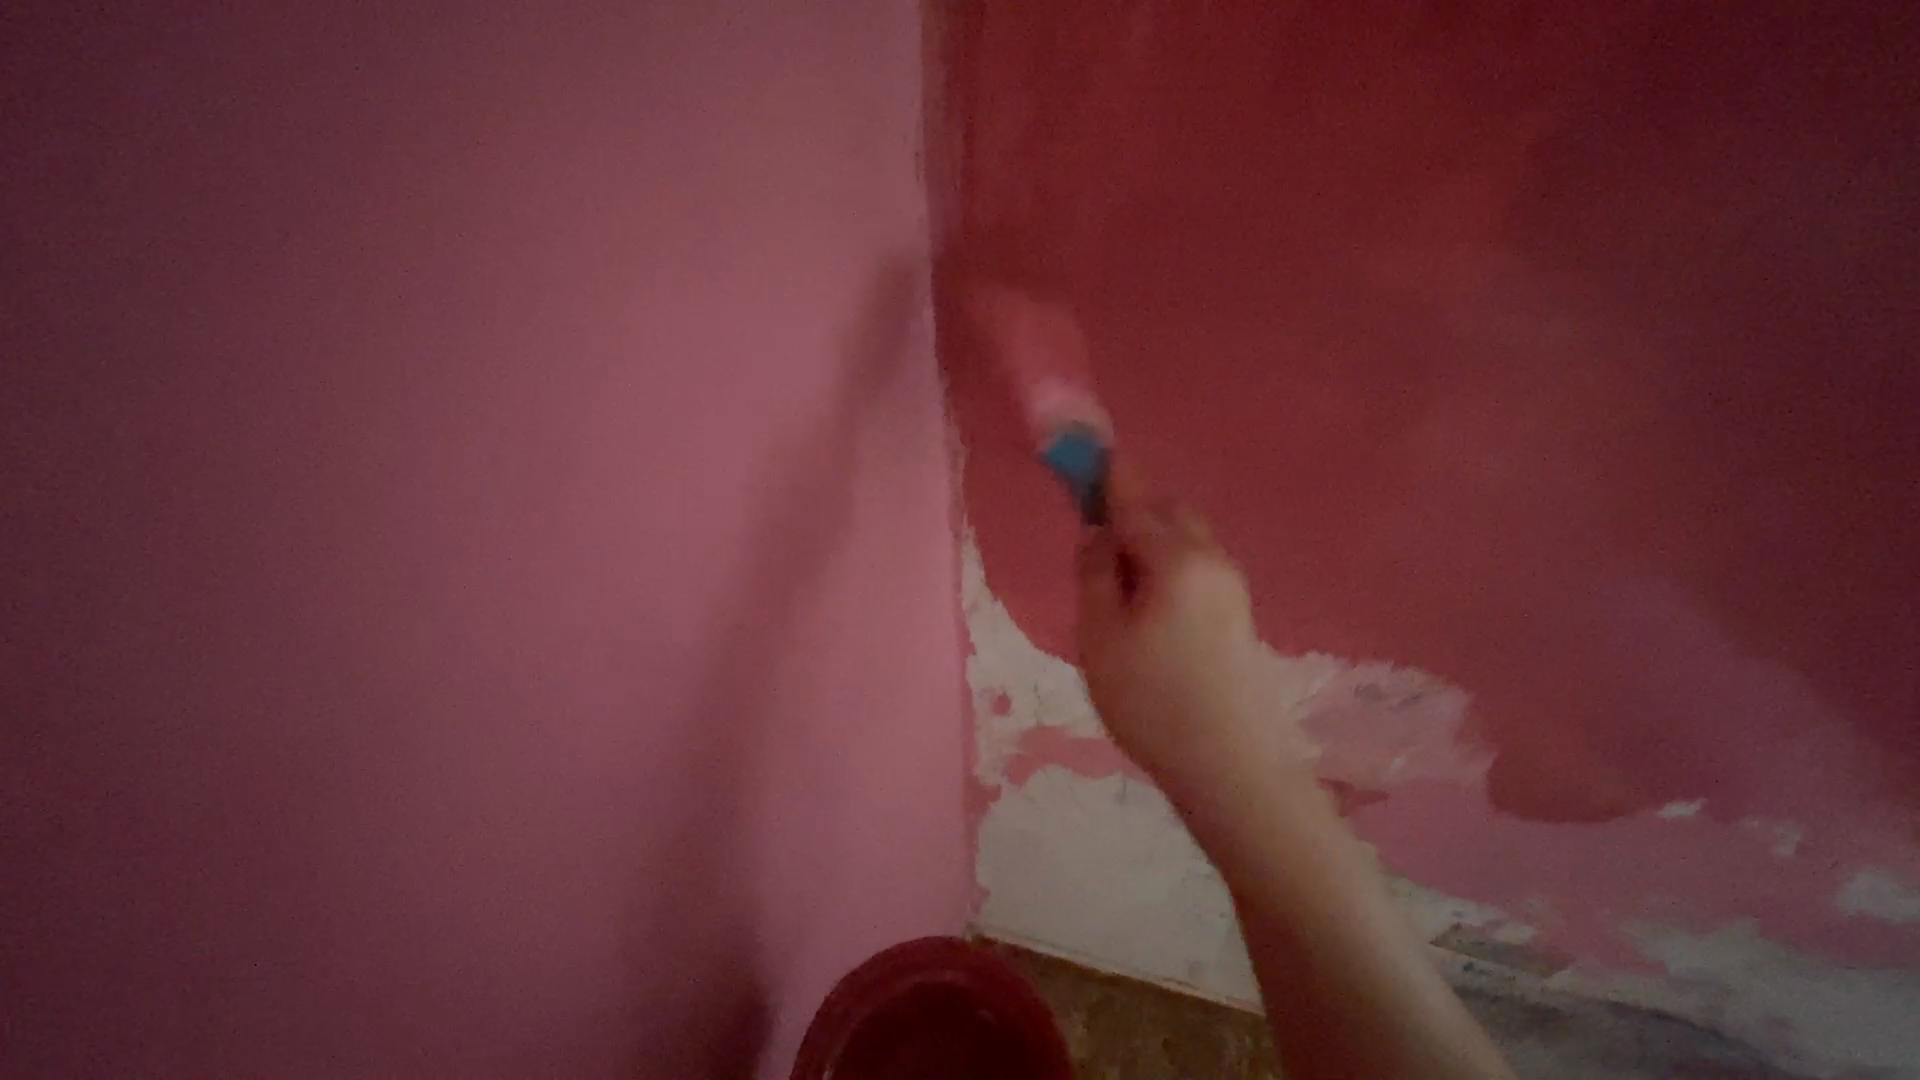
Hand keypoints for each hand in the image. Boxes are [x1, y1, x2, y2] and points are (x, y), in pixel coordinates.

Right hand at [1076, 468, 1298, 801]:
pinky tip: (1148, 591)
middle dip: (1130, 500)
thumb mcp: (1101, 636)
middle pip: (1167, 507)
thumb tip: (1098, 531)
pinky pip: (1196, 561)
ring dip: (1151, 530)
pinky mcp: (1238, 610)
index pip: (1133, 494)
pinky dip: (1168, 556)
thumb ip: (1095, 573)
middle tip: (1093, 522)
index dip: (1103, 469)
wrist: (1230, 765)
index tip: (1079, 449)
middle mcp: (1211, 557)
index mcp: (1176, 556)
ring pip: (1186, 534)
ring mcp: (1232, 584)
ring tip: (1116, 565)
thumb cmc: (1151, 700)